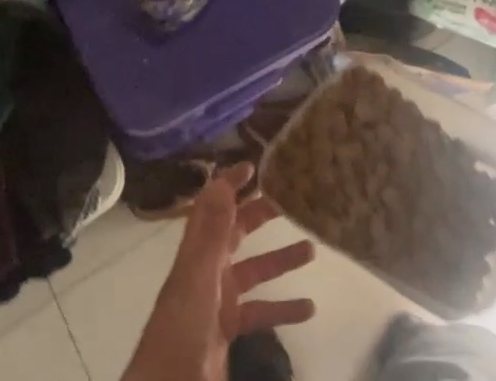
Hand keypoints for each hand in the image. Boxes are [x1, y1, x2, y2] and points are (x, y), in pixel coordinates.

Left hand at [121, 164, 317, 380]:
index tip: (254, 165)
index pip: (212, 208)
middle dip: (260, 215)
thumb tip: (221, 182)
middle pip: (236, 234)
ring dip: (280, 260)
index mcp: (197, 254)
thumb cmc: (183, 327)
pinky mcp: (228, 329)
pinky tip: (308, 308)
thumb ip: (211, 232)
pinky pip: (260, 312)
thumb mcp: (199, 277)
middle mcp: (207, 271)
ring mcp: (218, 301)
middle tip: (292, 201)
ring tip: (312, 249)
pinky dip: (283, 308)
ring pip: (254, 272)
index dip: (229, 185)